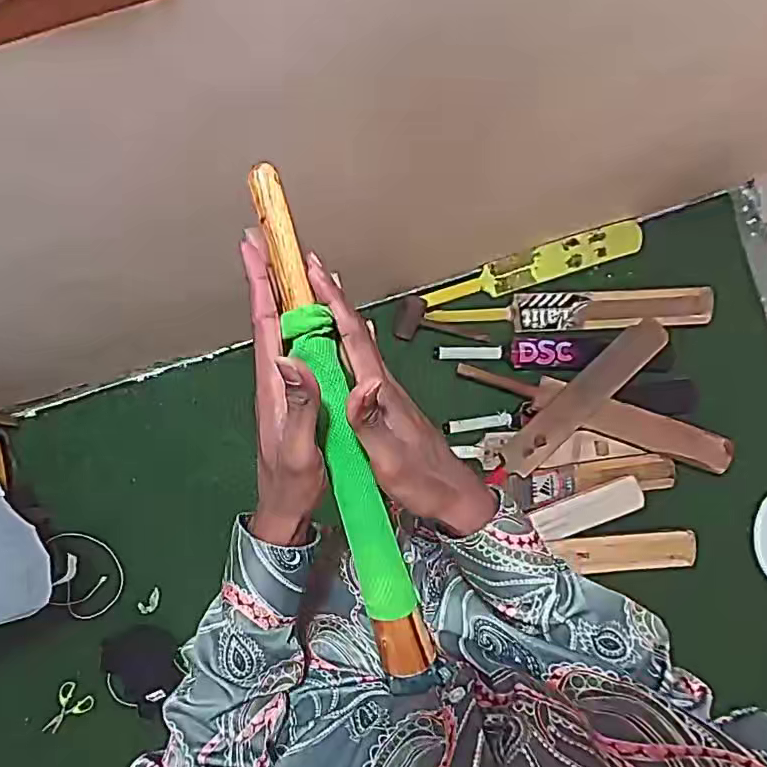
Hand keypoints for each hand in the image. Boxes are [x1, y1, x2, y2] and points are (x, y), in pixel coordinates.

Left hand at [241, 231, 325, 544]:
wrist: (285, 506)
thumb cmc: (291, 482)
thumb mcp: (298, 449)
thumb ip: (299, 408)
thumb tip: (289, 360)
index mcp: (273, 385)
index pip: (265, 324)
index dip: (260, 284)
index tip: (255, 247)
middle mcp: (275, 379)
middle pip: (271, 318)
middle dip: (267, 277)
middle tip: (266, 239)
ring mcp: (284, 387)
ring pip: (284, 332)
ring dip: (283, 296)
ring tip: (286, 266)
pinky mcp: (296, 397)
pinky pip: (298, 350)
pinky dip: (301, 325)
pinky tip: (309, 319)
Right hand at [307, 254, 498, 536]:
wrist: (454, 495)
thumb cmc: (423, 481)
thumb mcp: (391, 460)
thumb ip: (371, 423)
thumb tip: (360, 384)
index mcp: (383, 393)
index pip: (355, 339)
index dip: (334, 304)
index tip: (314, 274)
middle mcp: (386, 387)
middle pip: (357, 334)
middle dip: (334, 299)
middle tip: (312, 272)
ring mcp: (388, 395)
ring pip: (360, 347)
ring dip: (340, 318)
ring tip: (323, 297)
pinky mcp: (389, 406)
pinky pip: (362, 366)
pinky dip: (348, 346)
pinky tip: (349, 345)